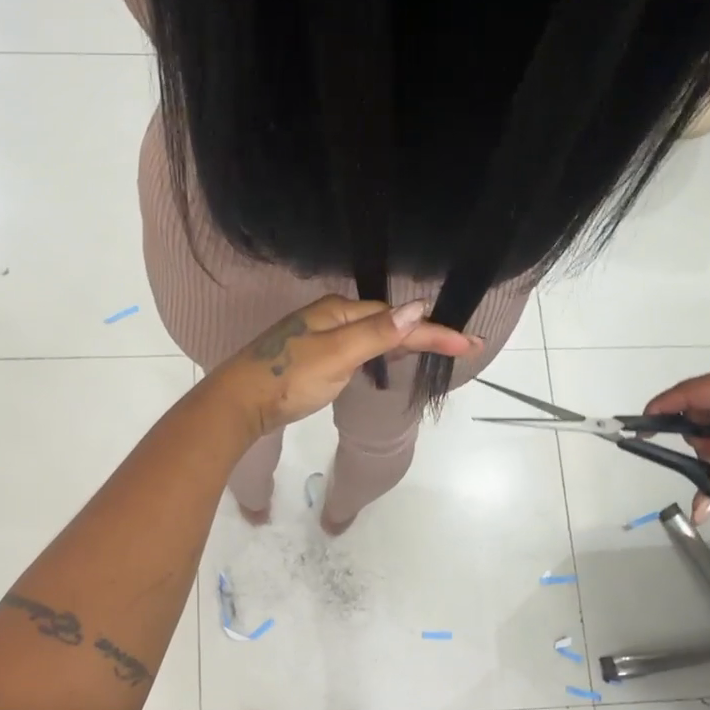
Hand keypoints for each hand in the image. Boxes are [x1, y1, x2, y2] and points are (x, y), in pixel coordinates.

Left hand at [209, 296, 481, 434]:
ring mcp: (319, 337)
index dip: (434, 332)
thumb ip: (377, 334)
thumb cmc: (288, 378)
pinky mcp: (311, 359)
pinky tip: (384, 361)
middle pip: (387, 323)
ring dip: (403, 341)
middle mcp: (330, 318)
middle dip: (424, 333)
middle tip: (461, 346)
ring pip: (371, 335)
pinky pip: (357, 348)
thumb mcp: (337, 355)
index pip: (398, 319)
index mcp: (339, 312)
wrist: (239, 402)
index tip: (470, 343)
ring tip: (433, 348)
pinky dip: (380, 352)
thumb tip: (418, 307)